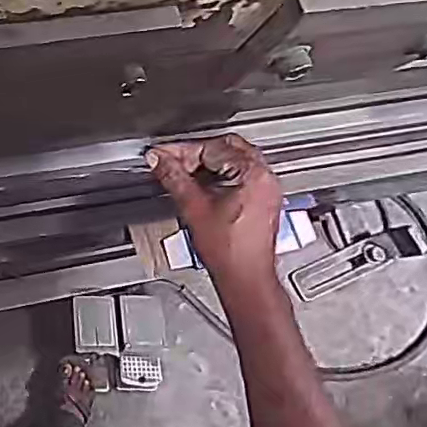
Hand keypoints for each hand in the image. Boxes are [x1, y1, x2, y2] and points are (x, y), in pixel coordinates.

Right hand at [147, 135, 282, 285]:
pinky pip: (240, 176)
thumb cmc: (231, 253)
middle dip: (196, 153)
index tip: (163, 154)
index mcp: (254, 174)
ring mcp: (266, 189)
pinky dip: (218, 176)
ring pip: (233, 161)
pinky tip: (200, 187)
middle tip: (171, 160)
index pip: (212, 148)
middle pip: (226, 148)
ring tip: (183, 173)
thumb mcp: (194, 209)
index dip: (182, 151)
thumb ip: (174, 178)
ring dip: (207, 164)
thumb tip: (159, 160)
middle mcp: (265, 178)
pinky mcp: (262, 200)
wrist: (245, 279)